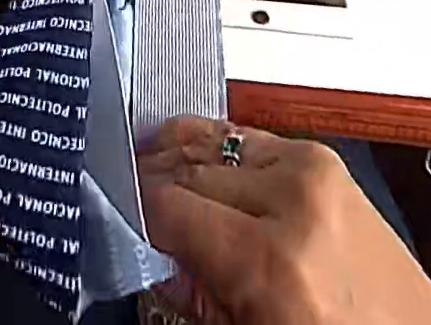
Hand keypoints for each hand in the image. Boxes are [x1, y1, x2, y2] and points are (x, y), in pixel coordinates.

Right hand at [139, 116, 430, 324]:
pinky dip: (213, 146)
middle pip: (190, 168)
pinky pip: (245, 138)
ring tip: (148, 157)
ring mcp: (310, 167)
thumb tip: (150, 244)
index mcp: (271, 262)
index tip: (111, 205)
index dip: (133, 206)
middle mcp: (291, 198)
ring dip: (176, 150)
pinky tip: (192, 152)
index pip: (171, 206)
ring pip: (213, 140)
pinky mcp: (319, 155)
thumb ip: (189, 292)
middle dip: (151, 178)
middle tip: (125, 188)